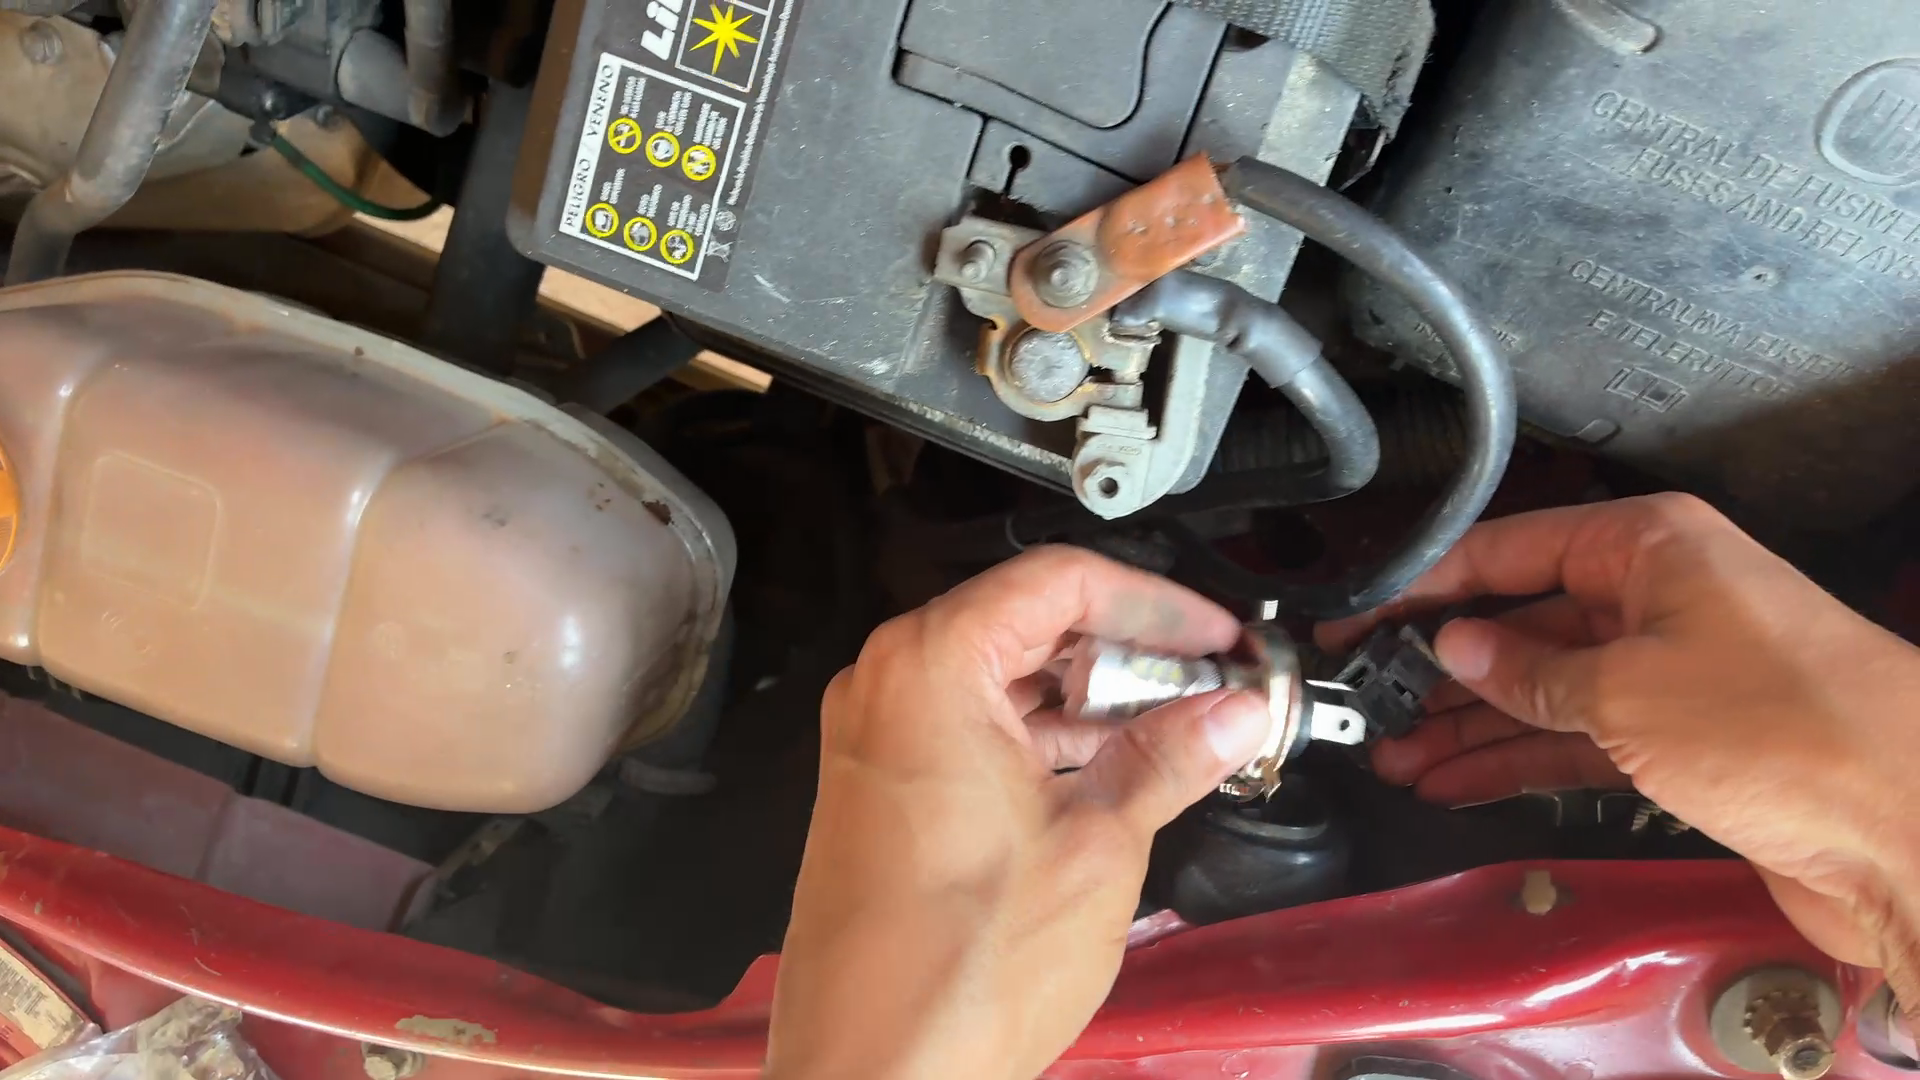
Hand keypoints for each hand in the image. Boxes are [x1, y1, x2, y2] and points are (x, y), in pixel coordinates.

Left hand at [765, 547, 1272, 1079]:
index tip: (1211, 634)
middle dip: (1122, 646)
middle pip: (1027, 620)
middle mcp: (889, 676)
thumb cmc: (968, 961)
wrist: (868, 1076)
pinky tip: (1102, 757)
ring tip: (1167, 722)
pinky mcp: (881, 770)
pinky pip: (971, 716)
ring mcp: (877, 724)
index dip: (1150, 600)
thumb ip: (1168, 756)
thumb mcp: (1095, 844)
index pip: (1057, 581)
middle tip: (1199, 680)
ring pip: (1001, 670)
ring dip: (1084, 691)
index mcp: (931, 663)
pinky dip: (1038, 728)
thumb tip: (1233, 710)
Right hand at [1320, 493, 1919, 1003]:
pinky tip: (1448, 781)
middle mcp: (1642, 599)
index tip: (1357, 619)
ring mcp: (1653, 671)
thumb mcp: (1626, 690)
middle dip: (1436, 671)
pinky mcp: (1666, 736)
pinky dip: (1509, 759)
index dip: (1418, 588)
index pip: (1498, 554)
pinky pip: (1563, 736)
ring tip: (1392, 755)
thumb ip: (1523, 669)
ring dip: (1462, 726)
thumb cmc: (1781, 730)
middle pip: (1510, 626)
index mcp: (1641, 550)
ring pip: (1530, 689)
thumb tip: (1450, 648)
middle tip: (1367, 698)